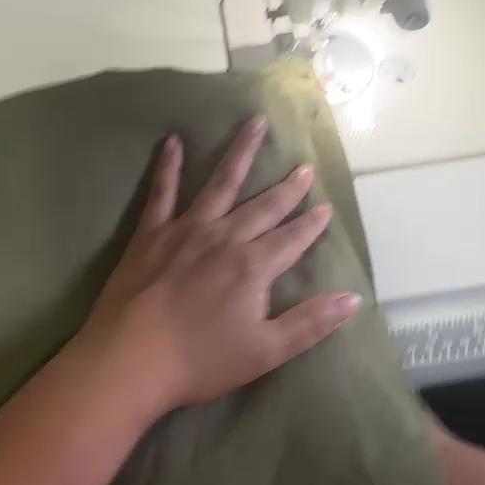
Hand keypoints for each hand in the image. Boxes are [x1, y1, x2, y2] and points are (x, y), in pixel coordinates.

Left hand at [77, 116, 361, 413]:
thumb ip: (310, 323)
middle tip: (304, 166)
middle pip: (263, 206)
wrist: (131, 358)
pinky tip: (173, 141)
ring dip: (240, 153)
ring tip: (255, 123)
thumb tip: (353, 298)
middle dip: (287, 187)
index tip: (326, 207)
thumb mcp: (266, 351)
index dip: (311, 224)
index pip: (292, 239)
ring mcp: (186, 230)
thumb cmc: (200, 360)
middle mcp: (225, 237)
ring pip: (220, 183)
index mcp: (253, 266)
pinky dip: (169, 166)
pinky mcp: (151, 233)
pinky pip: (162, 192)